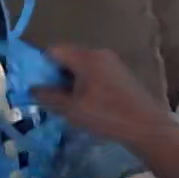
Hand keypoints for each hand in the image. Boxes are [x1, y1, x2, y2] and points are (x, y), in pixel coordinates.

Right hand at [34, 45, 178, 150]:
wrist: (146, 127)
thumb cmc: (106, 115)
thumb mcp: (71, 109)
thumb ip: (48, 96)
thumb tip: (32, 89)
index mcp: (85, 57)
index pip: (53, 50)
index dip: (39, 63)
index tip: (34, 82)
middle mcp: (99, 54)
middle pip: (67, 56)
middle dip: (53, 73)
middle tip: (47, 94)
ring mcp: (112, 63)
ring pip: (80, 65)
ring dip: (68, 79)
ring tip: (64, 101)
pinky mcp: (120, 74)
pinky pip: (93, 72)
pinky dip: (83, 82)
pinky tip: (83, 102)